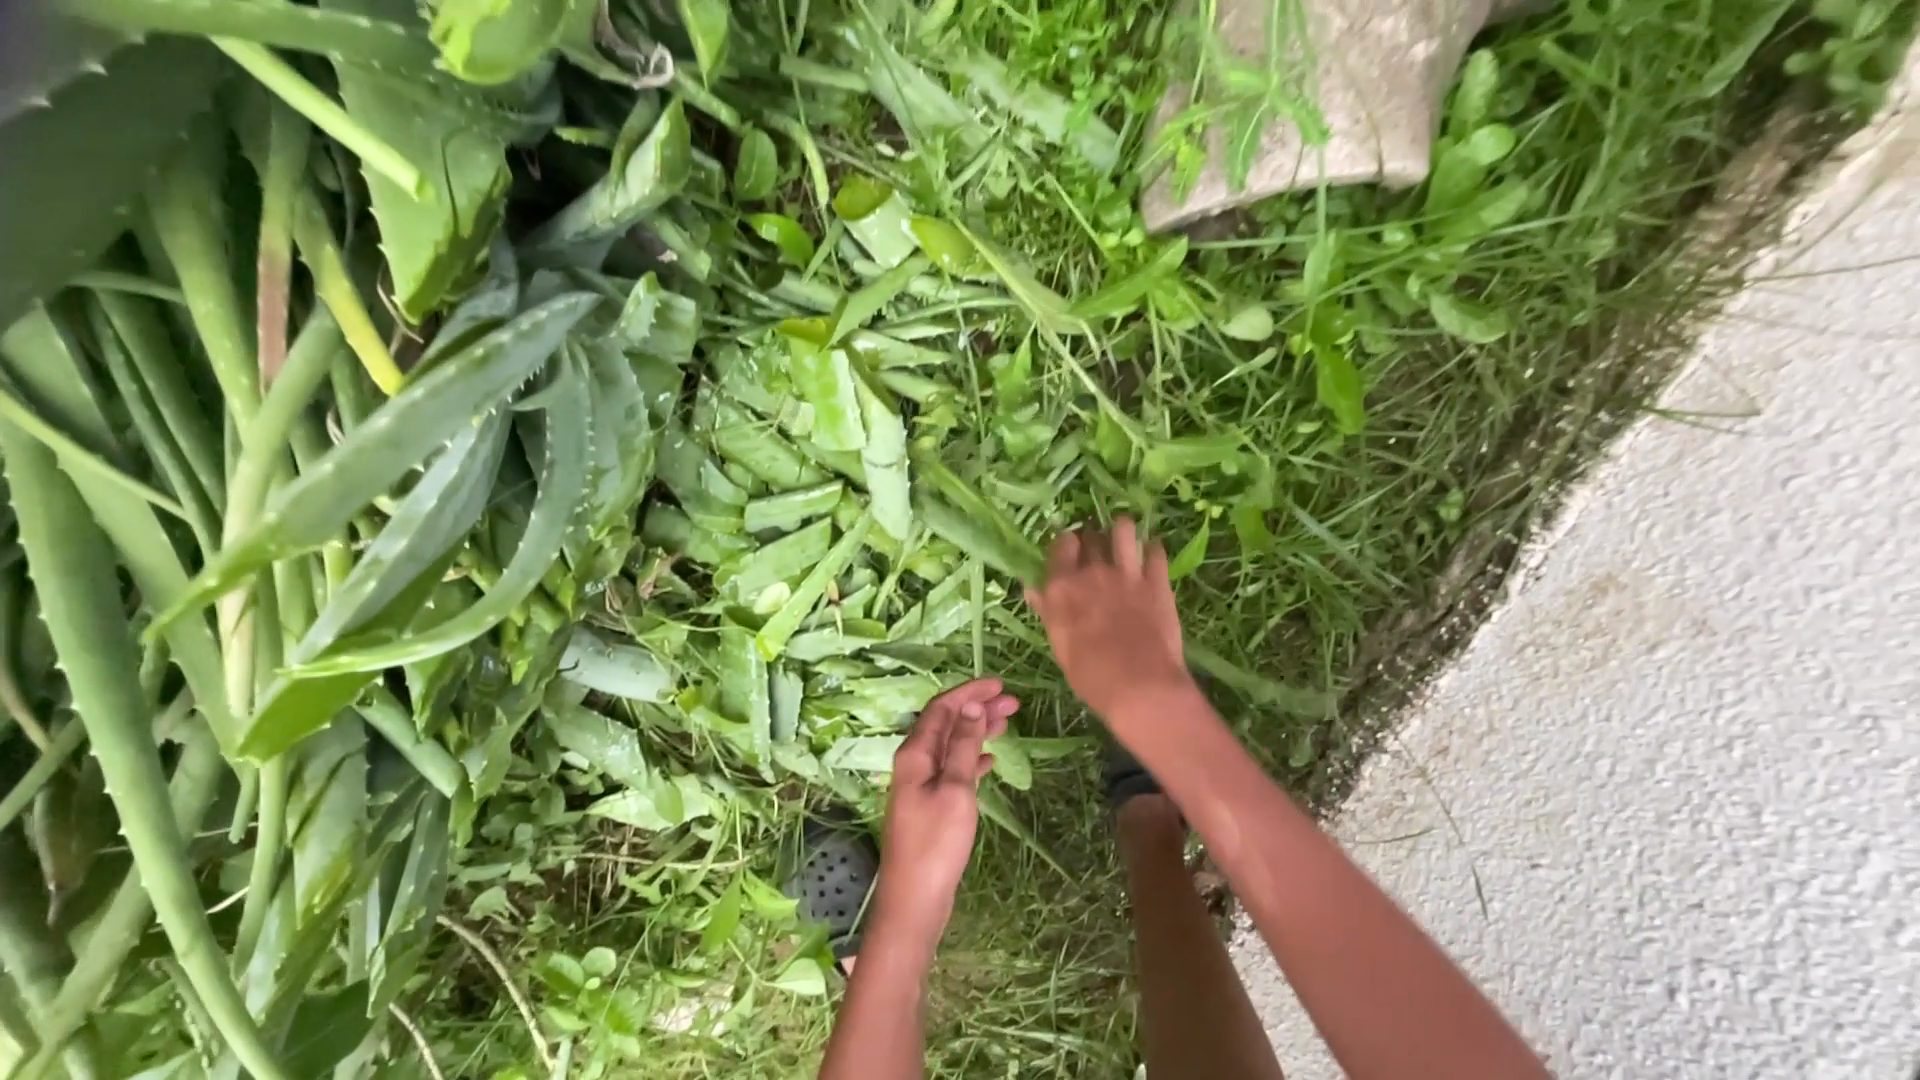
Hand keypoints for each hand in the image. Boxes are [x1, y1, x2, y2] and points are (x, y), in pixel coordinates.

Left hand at [877, 678, 1015, 938]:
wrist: (915, 900)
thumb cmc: (936, 844)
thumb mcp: (956, 790)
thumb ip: (964, 747)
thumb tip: (972, 707)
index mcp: (915, 754)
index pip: (941, 709)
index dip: (969, 693)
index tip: (1000, 685)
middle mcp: (914, 764)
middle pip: (946, 724)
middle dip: (977, 709)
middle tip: (1013, 703)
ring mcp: (920, 785)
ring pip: (951, 746)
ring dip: (977, 732)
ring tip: (1007, 723)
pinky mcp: (930, 806)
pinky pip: (953, 769)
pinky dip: (972, 759)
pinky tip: (991, 760)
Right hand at [1025, 518, 1194, 725]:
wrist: (1140, 686)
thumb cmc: (1091, 675)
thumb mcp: (1060, 644)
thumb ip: (1048, 610)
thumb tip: (1032, 587)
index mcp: (1062, 587)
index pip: (1062, 544)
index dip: (1067, 544)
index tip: (1071, 551)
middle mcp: (1092, 572)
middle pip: (1091, 536)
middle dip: (1093, 538)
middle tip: (1097, 549)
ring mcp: (1127, 573)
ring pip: (1124, 529)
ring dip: (1123, 531)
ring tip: (1125, 541)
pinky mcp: (1157, 581)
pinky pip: (1156, 550)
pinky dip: (1152, 550)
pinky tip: (1151, 558)